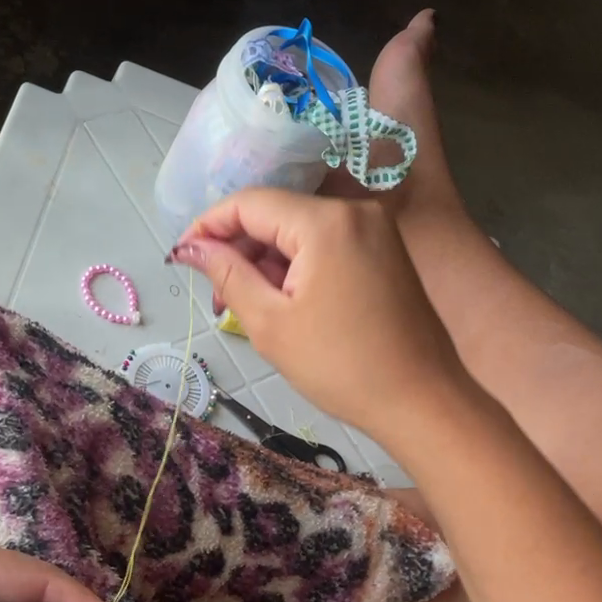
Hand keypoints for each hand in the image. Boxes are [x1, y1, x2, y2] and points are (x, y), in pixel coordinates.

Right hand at [171, 188, 471, 433]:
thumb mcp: (270, 323)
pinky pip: (324, 244)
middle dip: (238, 249)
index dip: (208, 225)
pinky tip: (281, 302)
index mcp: (325, 222)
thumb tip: (189, 248)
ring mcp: (374, 228)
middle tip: (214, 297)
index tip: (180, 258)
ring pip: (298, 231)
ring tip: (245, 307)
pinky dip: (295, 266)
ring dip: (265, 261)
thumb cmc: (340, 366)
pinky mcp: (383, 250)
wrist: (421, 399)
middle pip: (275, 214)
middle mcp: (354, 211)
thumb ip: (227, 275)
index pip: (249, 202)